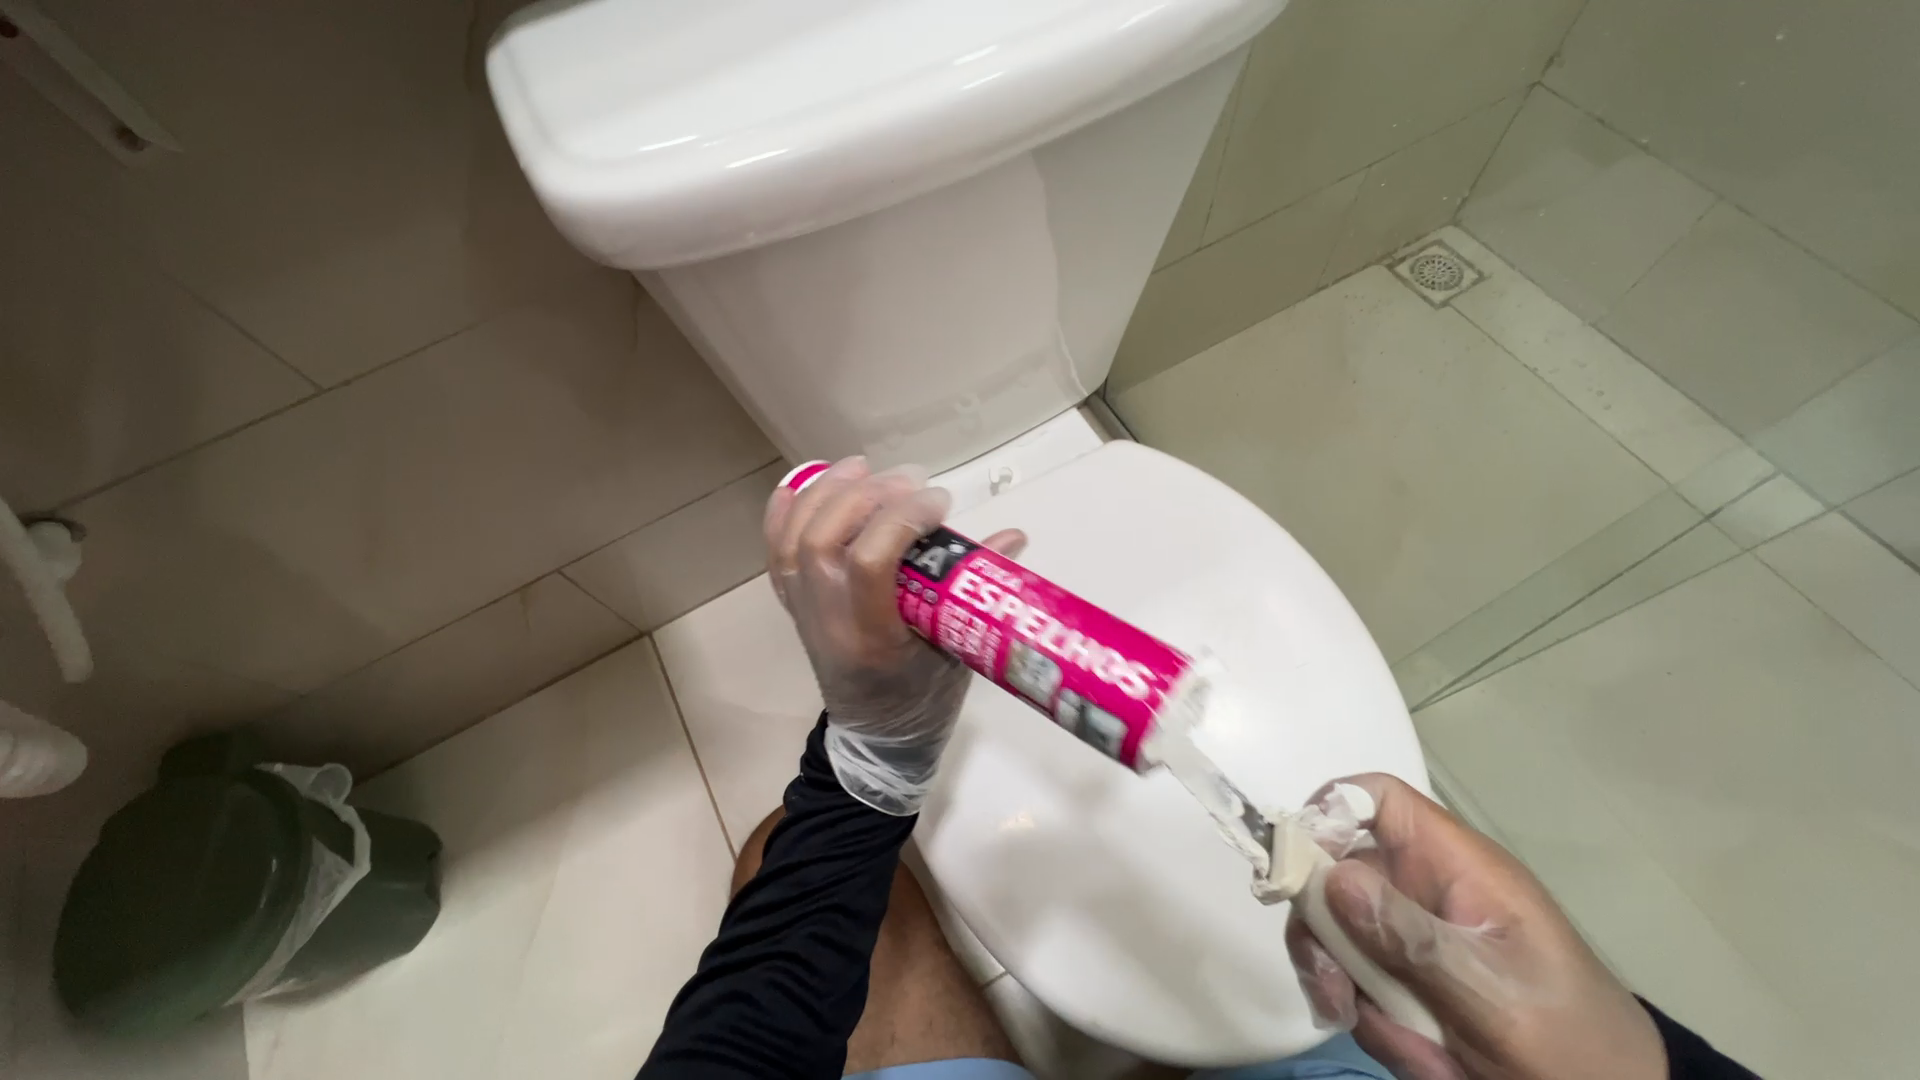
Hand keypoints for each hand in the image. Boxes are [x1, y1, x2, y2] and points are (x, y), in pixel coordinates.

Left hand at [764, 457, 1024, 814]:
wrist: (877, 740)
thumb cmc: (923, 700)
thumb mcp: (959, 649)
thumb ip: (977, 591)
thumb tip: (1014, 536)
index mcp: (871, 639)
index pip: (869, 564)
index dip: (902, 520)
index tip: (940, 502)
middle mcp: (826, 622)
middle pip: (823, 541)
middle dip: (866, 498)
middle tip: (909, 480)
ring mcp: (803, 613)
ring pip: (794, 540)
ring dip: (825, 494)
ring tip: (862, 467)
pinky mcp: (795, 606)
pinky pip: (776, 553)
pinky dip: (784, 513)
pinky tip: (805, 483)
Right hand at [1285, 774, 1664, 1079]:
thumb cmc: (1572, 1043)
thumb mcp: (1494, 995)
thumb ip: (1413, 938)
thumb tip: (1333, 877)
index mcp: (1455, 865)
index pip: (1378, 799)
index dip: (1328, 809)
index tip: (1295, 864)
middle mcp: (1421, 887)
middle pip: (1334, 868)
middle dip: (1320, 926)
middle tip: (1329, 985)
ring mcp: (1407, 931)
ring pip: (1333, 928)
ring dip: (1337, 978)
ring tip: (1368, 1026)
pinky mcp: (1400, 974)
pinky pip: (1349, 975)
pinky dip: (1359, 1011)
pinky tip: (1396, 1044)